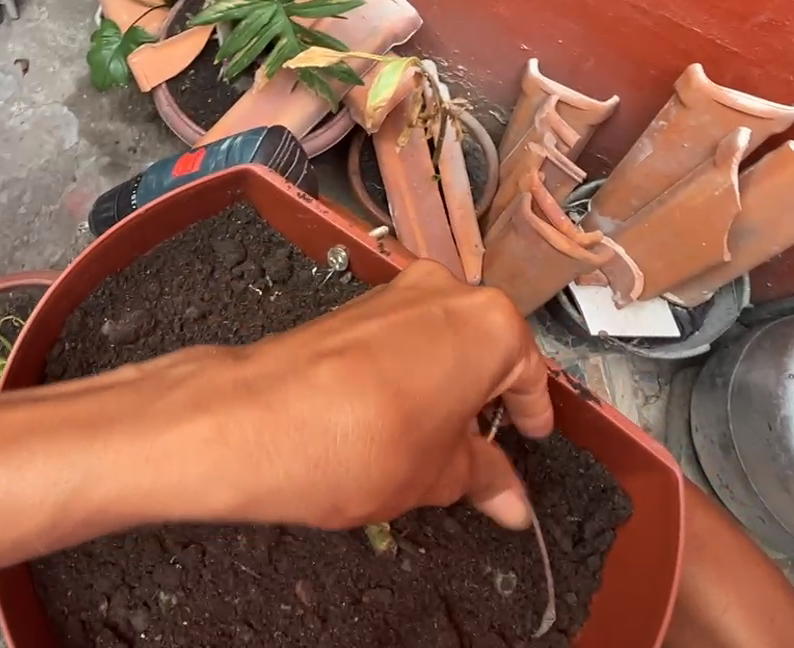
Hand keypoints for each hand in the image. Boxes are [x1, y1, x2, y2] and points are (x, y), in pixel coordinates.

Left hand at [148, 259, 554, 531]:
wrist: (260, 417)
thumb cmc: (367, 444)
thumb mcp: (439, 474)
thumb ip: (483, 476)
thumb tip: (511, 502)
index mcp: (489, 324)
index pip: (529, 372)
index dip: (532, 412)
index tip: (533, 436)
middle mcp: (444, 291)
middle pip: (482, 346)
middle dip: (484, 395)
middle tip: (482, 449)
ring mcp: (394, 291)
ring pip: (439, 336)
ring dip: (443, 380)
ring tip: (432, 438)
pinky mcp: (353, 303)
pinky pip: (400, 333)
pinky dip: (408, 367)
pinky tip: (393, 412)